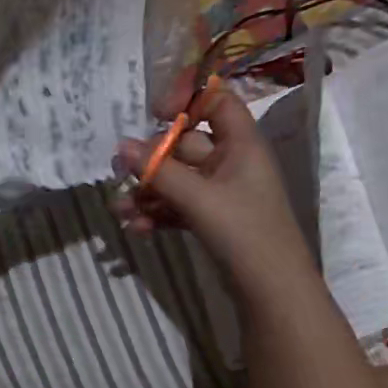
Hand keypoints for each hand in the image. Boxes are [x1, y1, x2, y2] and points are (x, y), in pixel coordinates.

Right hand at [111, 88, 307, 265]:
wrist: (269, 288)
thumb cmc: (244, 231)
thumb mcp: (198, 198)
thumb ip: (159, 172)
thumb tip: (121, 147)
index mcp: (241, 145)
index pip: (216, 103)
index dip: (187, 100)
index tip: (152, 114)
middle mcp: (230, 163)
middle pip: (184, 146)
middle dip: (150, 161)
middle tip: (118, 173)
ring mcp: (218, 193)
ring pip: (175, 181)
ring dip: (146, 193)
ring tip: (118, 211)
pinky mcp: (208, 219)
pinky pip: (176, 207)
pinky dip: (156, 215)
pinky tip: (135, 229)